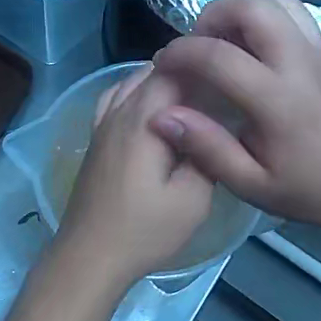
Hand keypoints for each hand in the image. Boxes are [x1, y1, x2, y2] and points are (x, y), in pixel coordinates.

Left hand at [48, 66, 214, 288]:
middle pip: (151, 73)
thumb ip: (207, 155)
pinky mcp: (95, 139)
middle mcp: (118, 112)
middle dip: (185, 70)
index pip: (173, 72)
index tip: (231, 73)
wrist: (89, 254)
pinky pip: (115, 98)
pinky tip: (151, 107)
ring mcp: (101, 124)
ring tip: (192, 92)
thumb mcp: (192, 200)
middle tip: (220, 84)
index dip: (204, 65)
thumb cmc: (144, 230)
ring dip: (160, 79)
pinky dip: (135, 91)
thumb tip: (214, 128)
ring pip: (130, 82)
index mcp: (143, 120)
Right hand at [148, 0, 320, 239]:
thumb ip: (205, 147)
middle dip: (213, 15)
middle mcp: (301, 64)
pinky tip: (249, 50)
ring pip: (277, 1)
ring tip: (222, 41)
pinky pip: (292, 14)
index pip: (219, 55)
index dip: (181, 53)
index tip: (163, 65)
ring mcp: (320, 52)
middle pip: (253, 7)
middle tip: (197, 45)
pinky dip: (262, 18)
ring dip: (240, 10)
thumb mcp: (250, 184)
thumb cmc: (307, 191)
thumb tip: (162, 114)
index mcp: (279, 101)